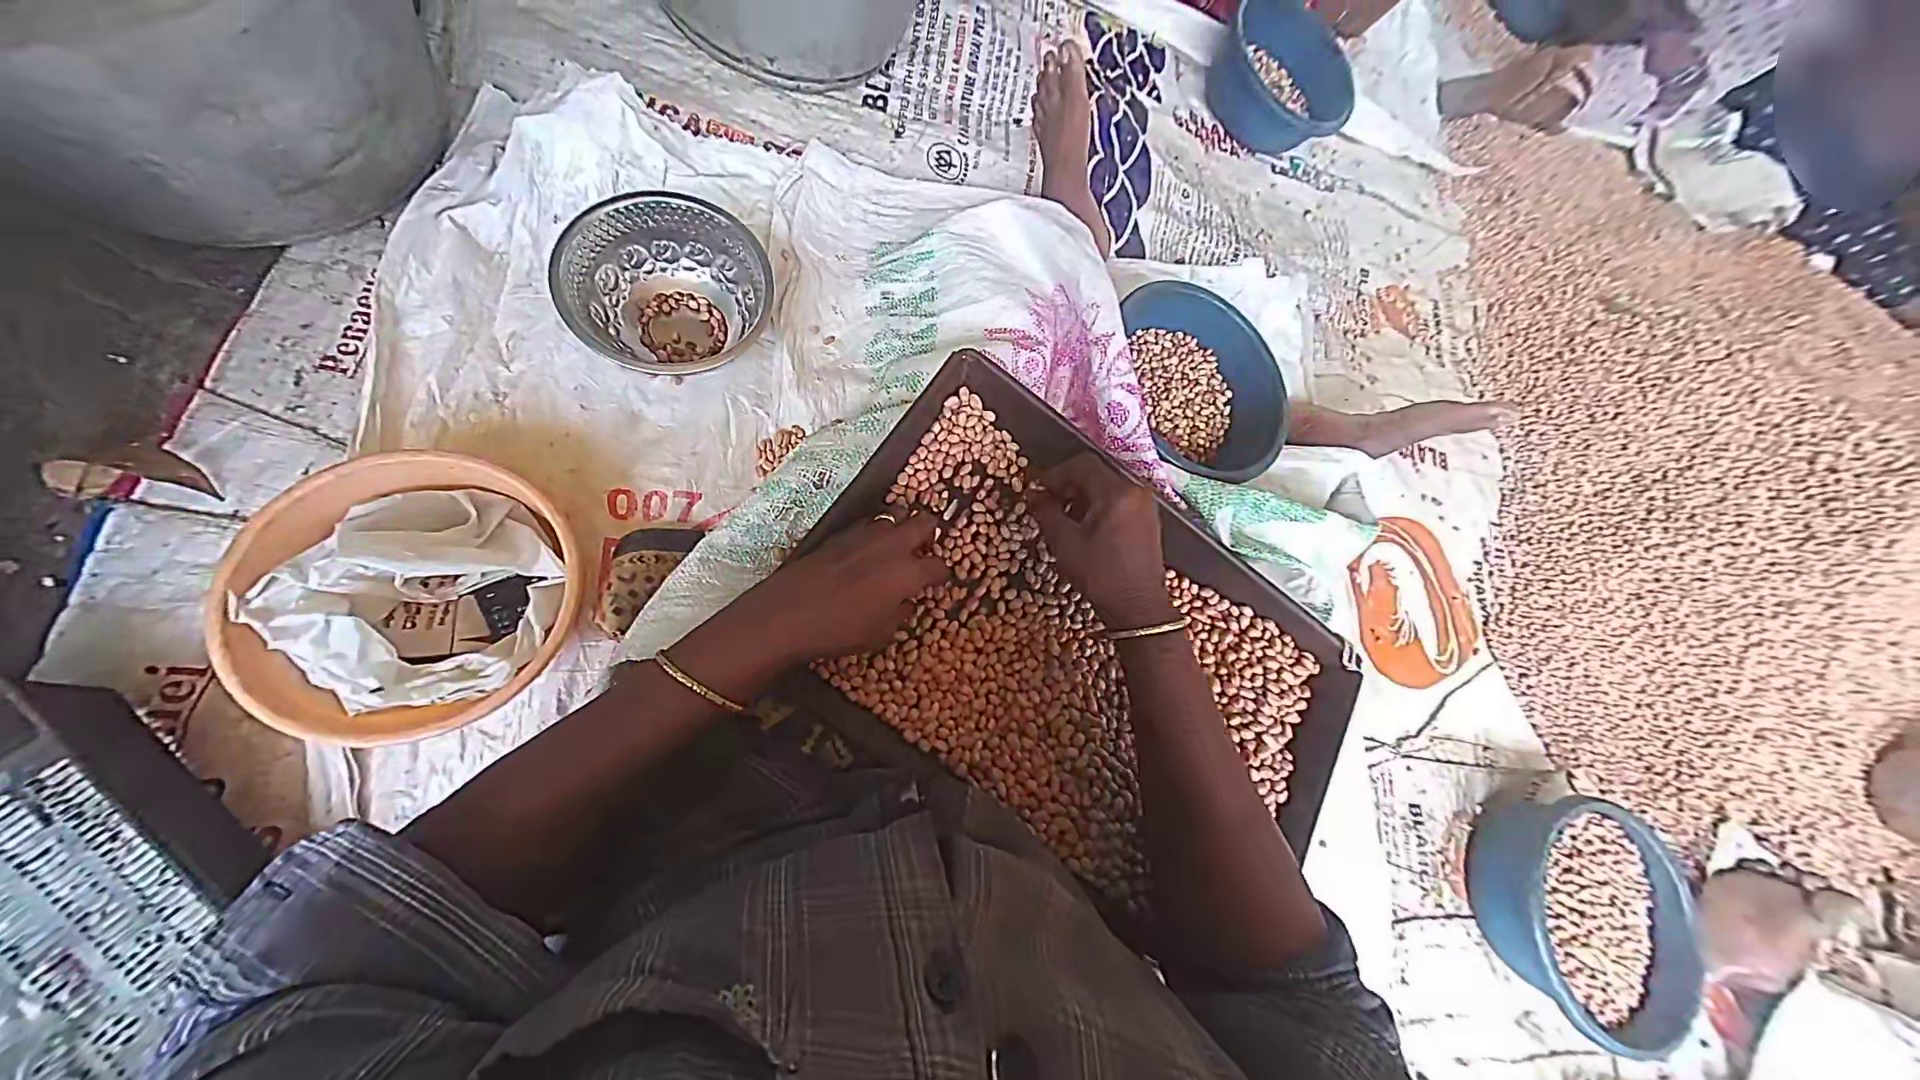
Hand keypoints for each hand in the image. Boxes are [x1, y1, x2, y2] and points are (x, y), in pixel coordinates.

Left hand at [715, 508, 949, 664]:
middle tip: (927, 547)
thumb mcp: (880, 633)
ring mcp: (866, 534)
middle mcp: (892, 545)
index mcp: (908, 573)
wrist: (788, 613)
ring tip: (901, 539)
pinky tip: (870, 543)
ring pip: (897, 514)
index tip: (937, 581)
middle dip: (931, 532)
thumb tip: (906, 602)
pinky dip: (878, 528)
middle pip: (925, 523)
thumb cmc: (839, 630)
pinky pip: (871, 521)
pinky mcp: (842, 532)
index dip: (942, 574)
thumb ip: (900, 613)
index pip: (939, 566)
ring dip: (904, 524)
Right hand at [1029, 454, 1174, 628]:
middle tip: (1048, 506)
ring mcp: (1145, 505)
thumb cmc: (1100, 575)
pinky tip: (1085, 529)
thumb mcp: (1064, 543)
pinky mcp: (1147, 519)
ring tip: (1064, 520)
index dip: (1055, 474)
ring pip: (1106, 487)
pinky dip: (1098, 507)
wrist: (1138, 607)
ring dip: (1081, 498)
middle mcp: (1135, 491)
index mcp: (1117, 492)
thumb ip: (1046, 512)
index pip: (1082, 464)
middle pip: (1095, 474)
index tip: (1038, 491)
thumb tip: (1033, 494)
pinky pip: (1118, 501)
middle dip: (1068, 486)